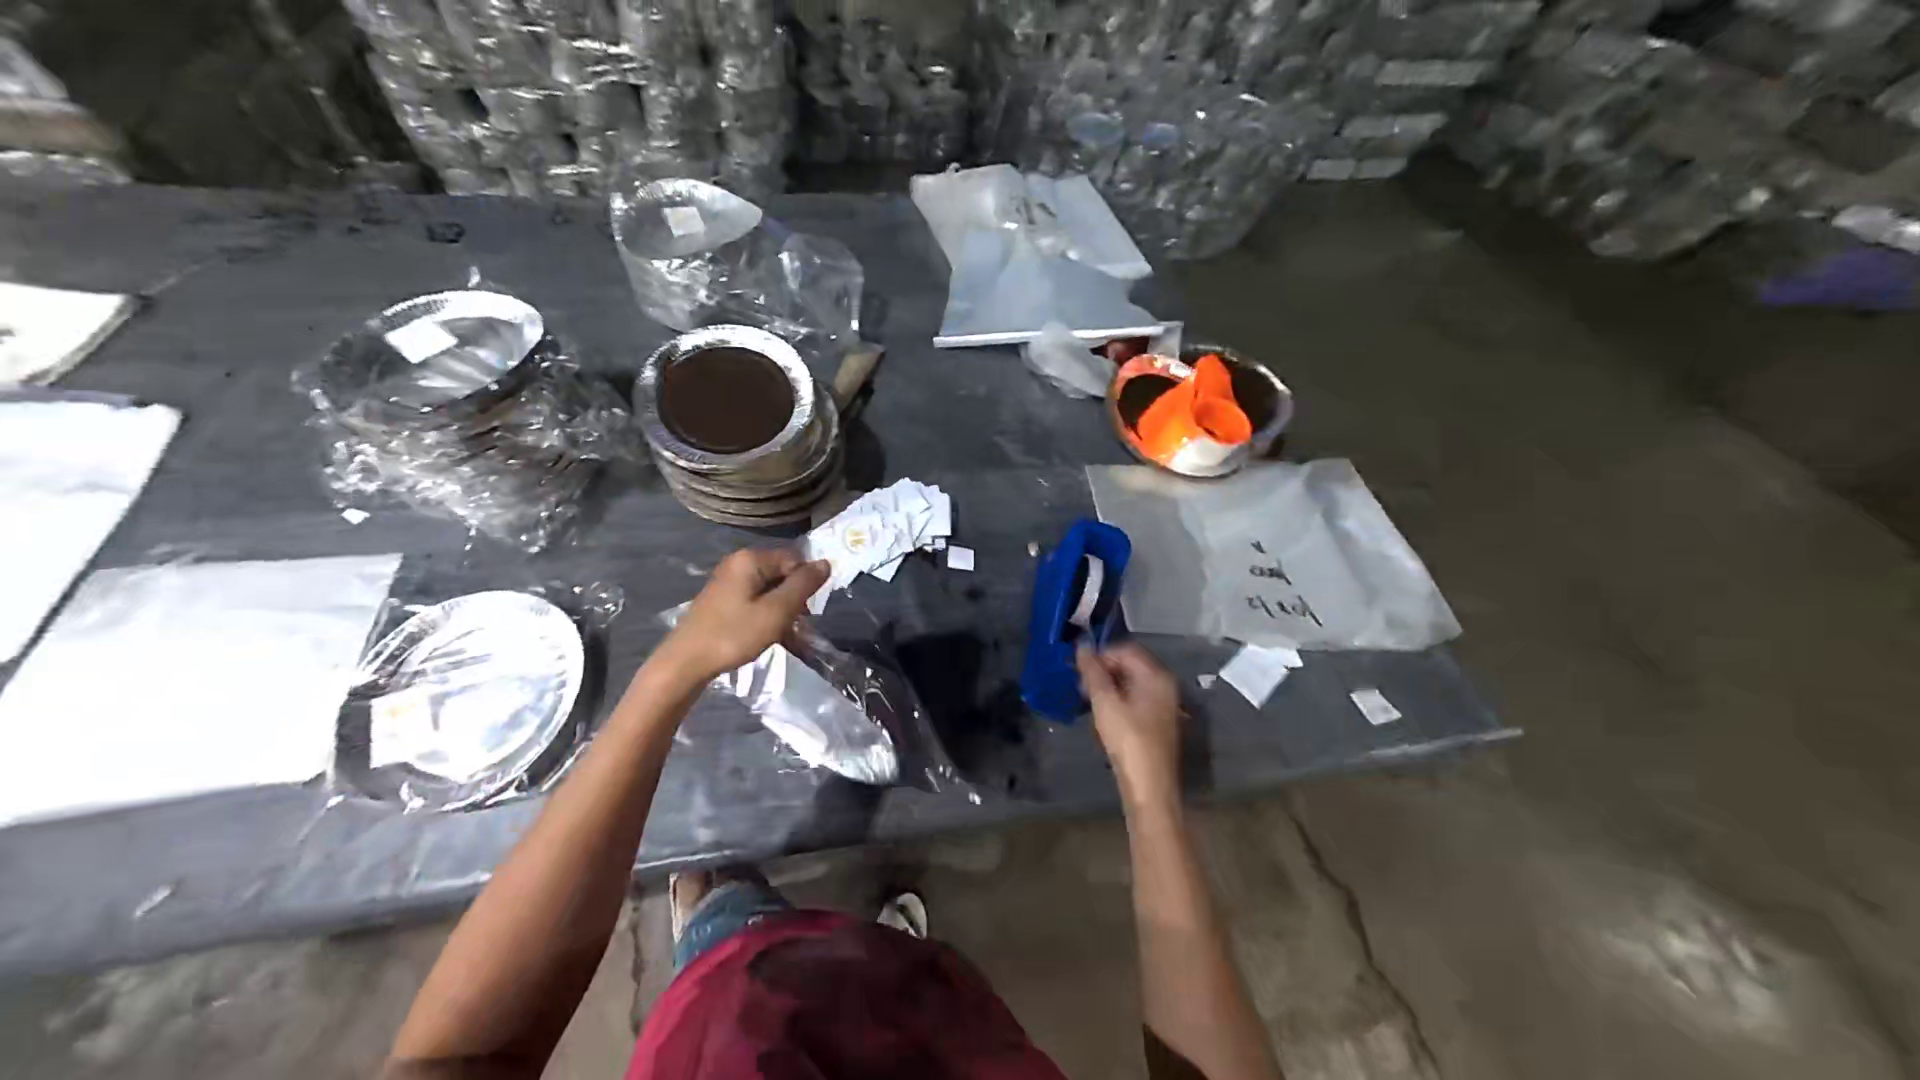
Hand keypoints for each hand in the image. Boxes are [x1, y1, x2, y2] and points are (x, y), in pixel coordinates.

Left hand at [656, 549, 828, 684]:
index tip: (805, 612)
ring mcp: (728, 581)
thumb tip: (826, 563)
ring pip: (770, 589)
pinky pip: (755, 599)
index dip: (806, 584)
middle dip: (794, 598)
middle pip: (782, 573)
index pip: (795, 559)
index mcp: (751, 559)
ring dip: (782, 610)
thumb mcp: (776, 611)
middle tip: (796, 625)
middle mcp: (738, 562)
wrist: (686, 662)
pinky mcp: (723, 599)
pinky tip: (767, 635)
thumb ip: (803, 585)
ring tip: (783, 635)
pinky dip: (766, 614)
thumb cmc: (734, 634)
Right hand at [1076, 642, 1182, 805]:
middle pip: (1129, 664)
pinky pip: (1135, 698)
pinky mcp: (1158, 719)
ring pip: (1131, 682)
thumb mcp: (1105, 702)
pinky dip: (1118, 700)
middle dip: (1103, 671)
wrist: (1150, 786)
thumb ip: (1092, 672)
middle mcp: (1164, 684)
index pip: (1125, 649)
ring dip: (1108, 687)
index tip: (1080, 672)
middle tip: (1082, 688)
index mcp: (1156, 675)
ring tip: (1090, 702)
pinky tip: (1104, 715)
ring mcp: (1164, 703)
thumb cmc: (1128, 740)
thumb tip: (1082, 646)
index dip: (1101, 656)